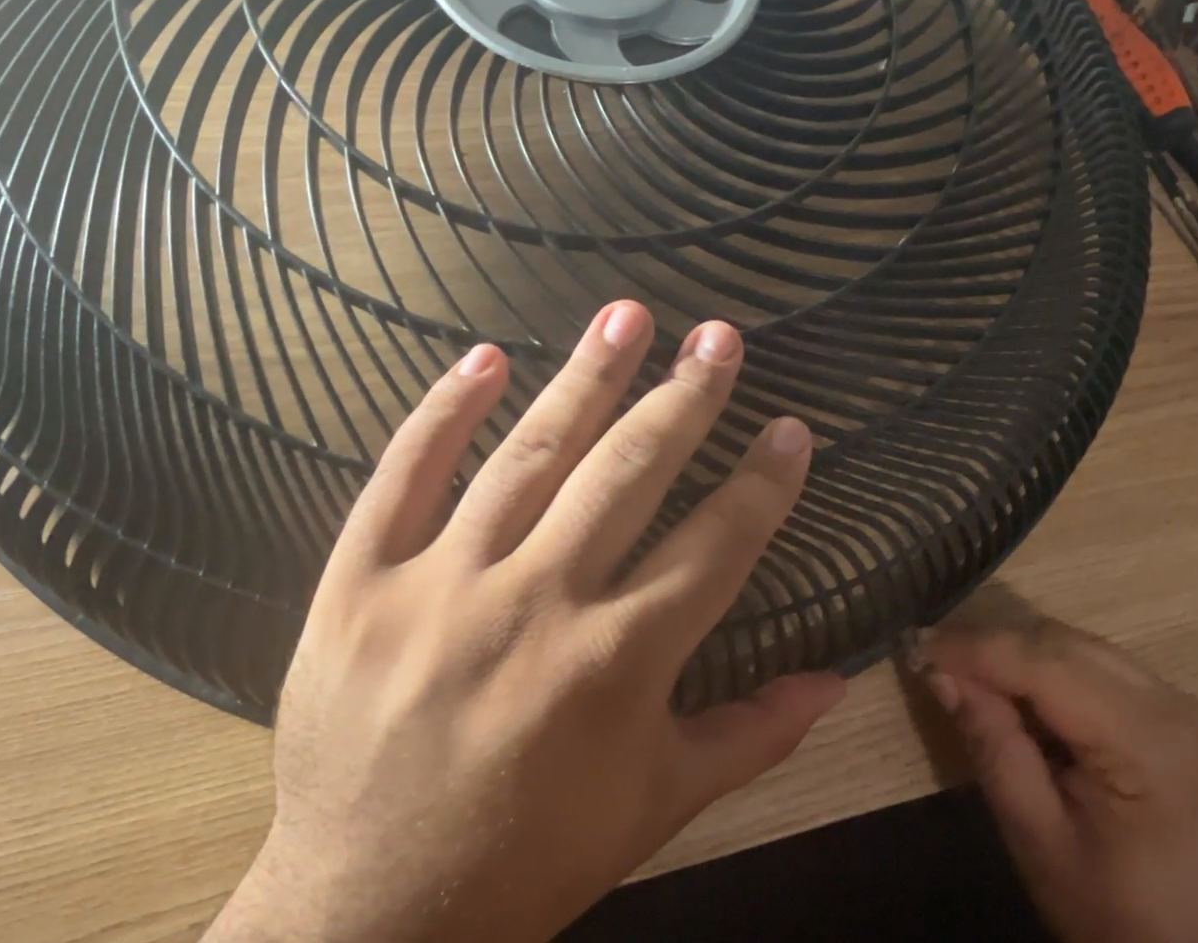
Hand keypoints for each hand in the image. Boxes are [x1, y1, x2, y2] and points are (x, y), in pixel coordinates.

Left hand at [206, 301, 845, 942]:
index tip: (792, 427)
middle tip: (719, 336)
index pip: (715, 544)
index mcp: (619, 661)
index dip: (763, 482)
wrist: (372, 914)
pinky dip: (441, 412)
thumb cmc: (532, 857)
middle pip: (627, 474)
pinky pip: (402, 479)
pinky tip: (483, 359)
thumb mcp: (658, 805)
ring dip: (583, 380)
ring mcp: (441, 586)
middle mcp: (538, 604)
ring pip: (526, 457)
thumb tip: (838, 682)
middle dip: (684, 398)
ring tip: (625, 315)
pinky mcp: (359, 584)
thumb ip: (752, 735)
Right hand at [921, 620, 1197, 942]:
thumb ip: (994, 747)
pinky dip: (1060, 675)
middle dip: (994, 646)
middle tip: (935, 665)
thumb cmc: (1122, 921)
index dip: (972, 647)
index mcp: (1147, 741)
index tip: (913, 646)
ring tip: (973, 683)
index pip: (1043, 662)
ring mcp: (1192, 710)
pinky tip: (1030, 704)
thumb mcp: (1039, 841)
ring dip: (1025, 657)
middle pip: (1066, 644)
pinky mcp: (1193, 722)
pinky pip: (1111, 673)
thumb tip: (942, 674)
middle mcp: (1177, 705)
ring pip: (1087, 650)